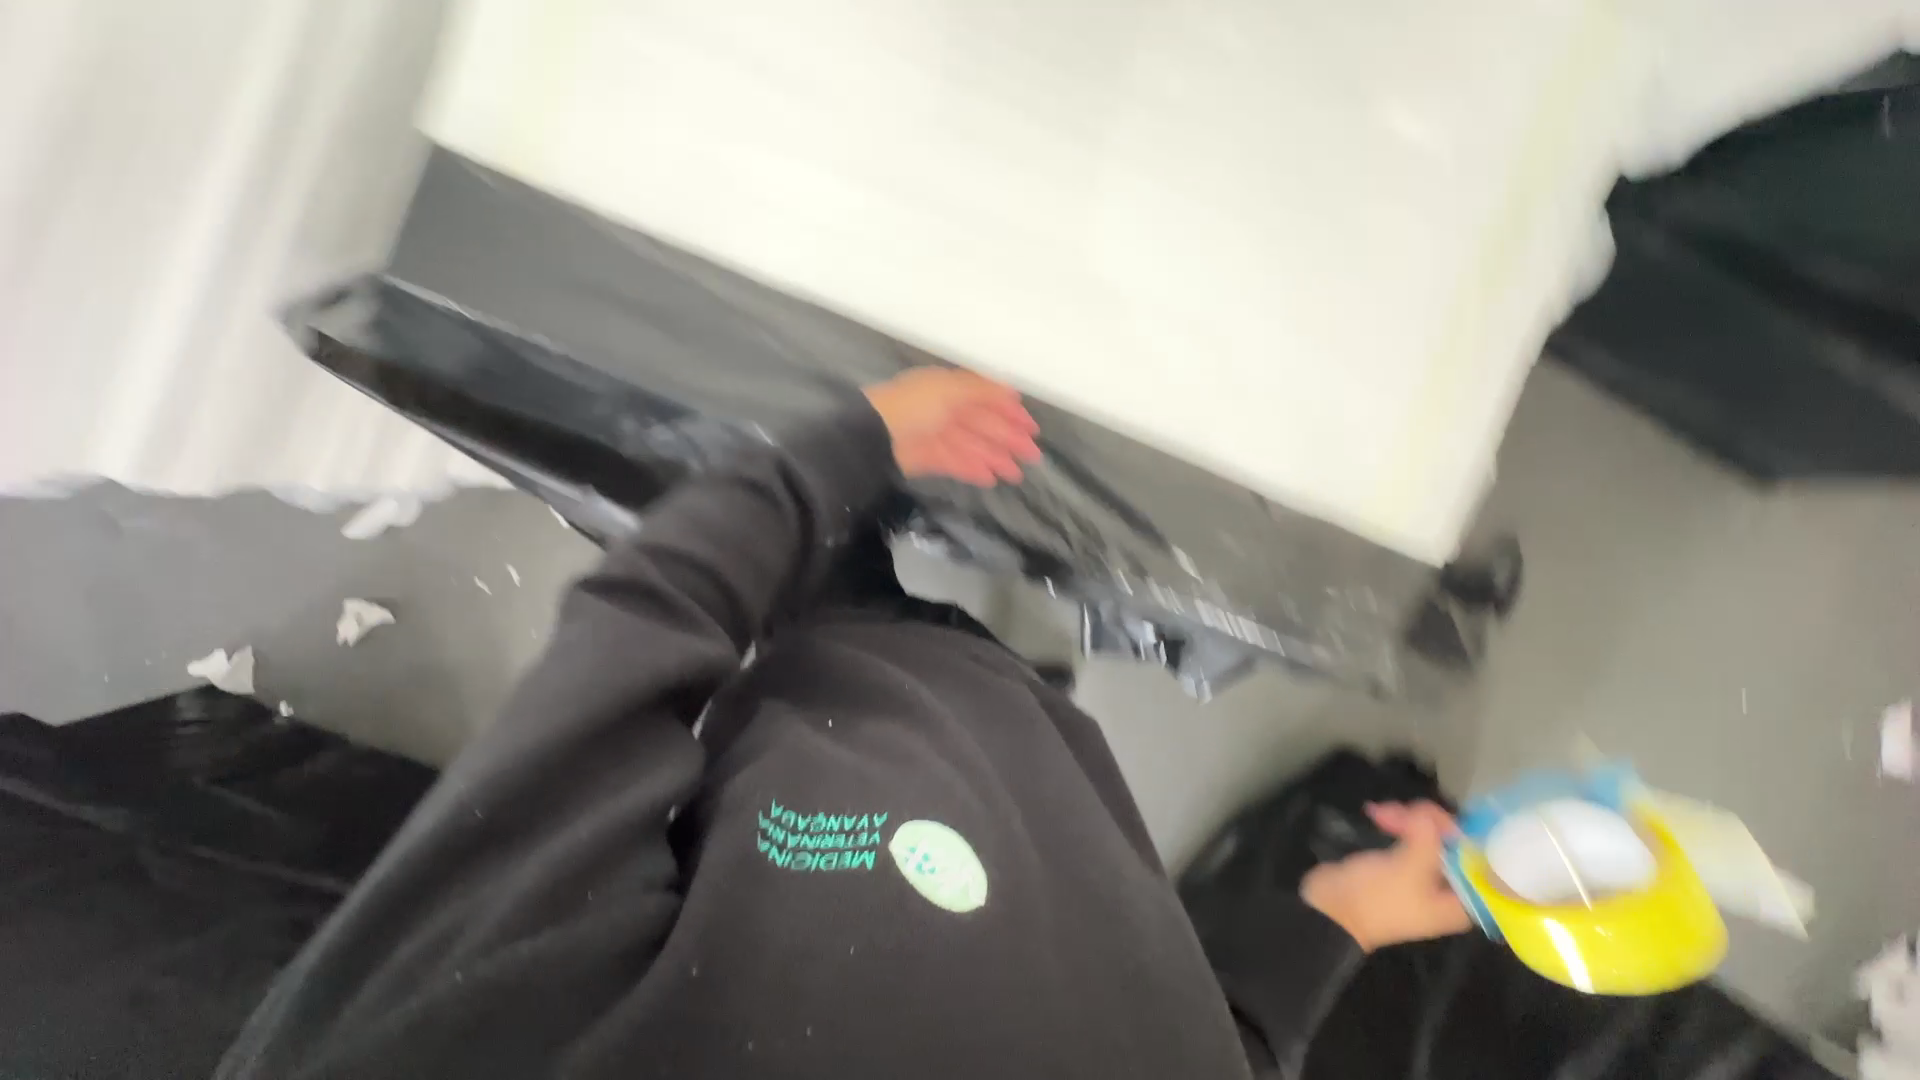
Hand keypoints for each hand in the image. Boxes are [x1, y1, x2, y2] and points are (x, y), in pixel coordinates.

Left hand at [863, 367, 1041, 485]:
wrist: (875, 435)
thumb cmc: (915, 405)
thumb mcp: (950, 389)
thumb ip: (982, 389)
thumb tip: (1011, 391)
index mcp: (948, 389)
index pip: (986, 399)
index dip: (1010, 412)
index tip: (1032, 428)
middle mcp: (944, 410)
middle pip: (983, 425)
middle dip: (1008, 439)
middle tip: (1033, 456)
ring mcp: (936, 436)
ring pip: (973, 447)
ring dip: (996, 459)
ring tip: (1017, 474)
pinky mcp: (928, 459)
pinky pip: (957, 464)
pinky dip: (974, 470)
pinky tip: (992, 479)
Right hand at [1300, 800, 1471, 951]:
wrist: (1331, 909)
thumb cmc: (1376, 898)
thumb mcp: (1407, 871)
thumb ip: (1426, 840)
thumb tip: (1428, 814)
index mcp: (1460, 899)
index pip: (1476, 857)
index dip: (1459, 831)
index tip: (1432, 815)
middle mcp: (1447, 887)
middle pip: (1451, 841)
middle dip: (1426, 821)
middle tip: (1399, 810)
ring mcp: (1422, 873)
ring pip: (1428, 834)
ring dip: (1406, 818)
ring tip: (1380, 813)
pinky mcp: (1399, 863)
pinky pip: (1408, 835)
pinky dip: (1396, 822)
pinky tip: (1376, 814)